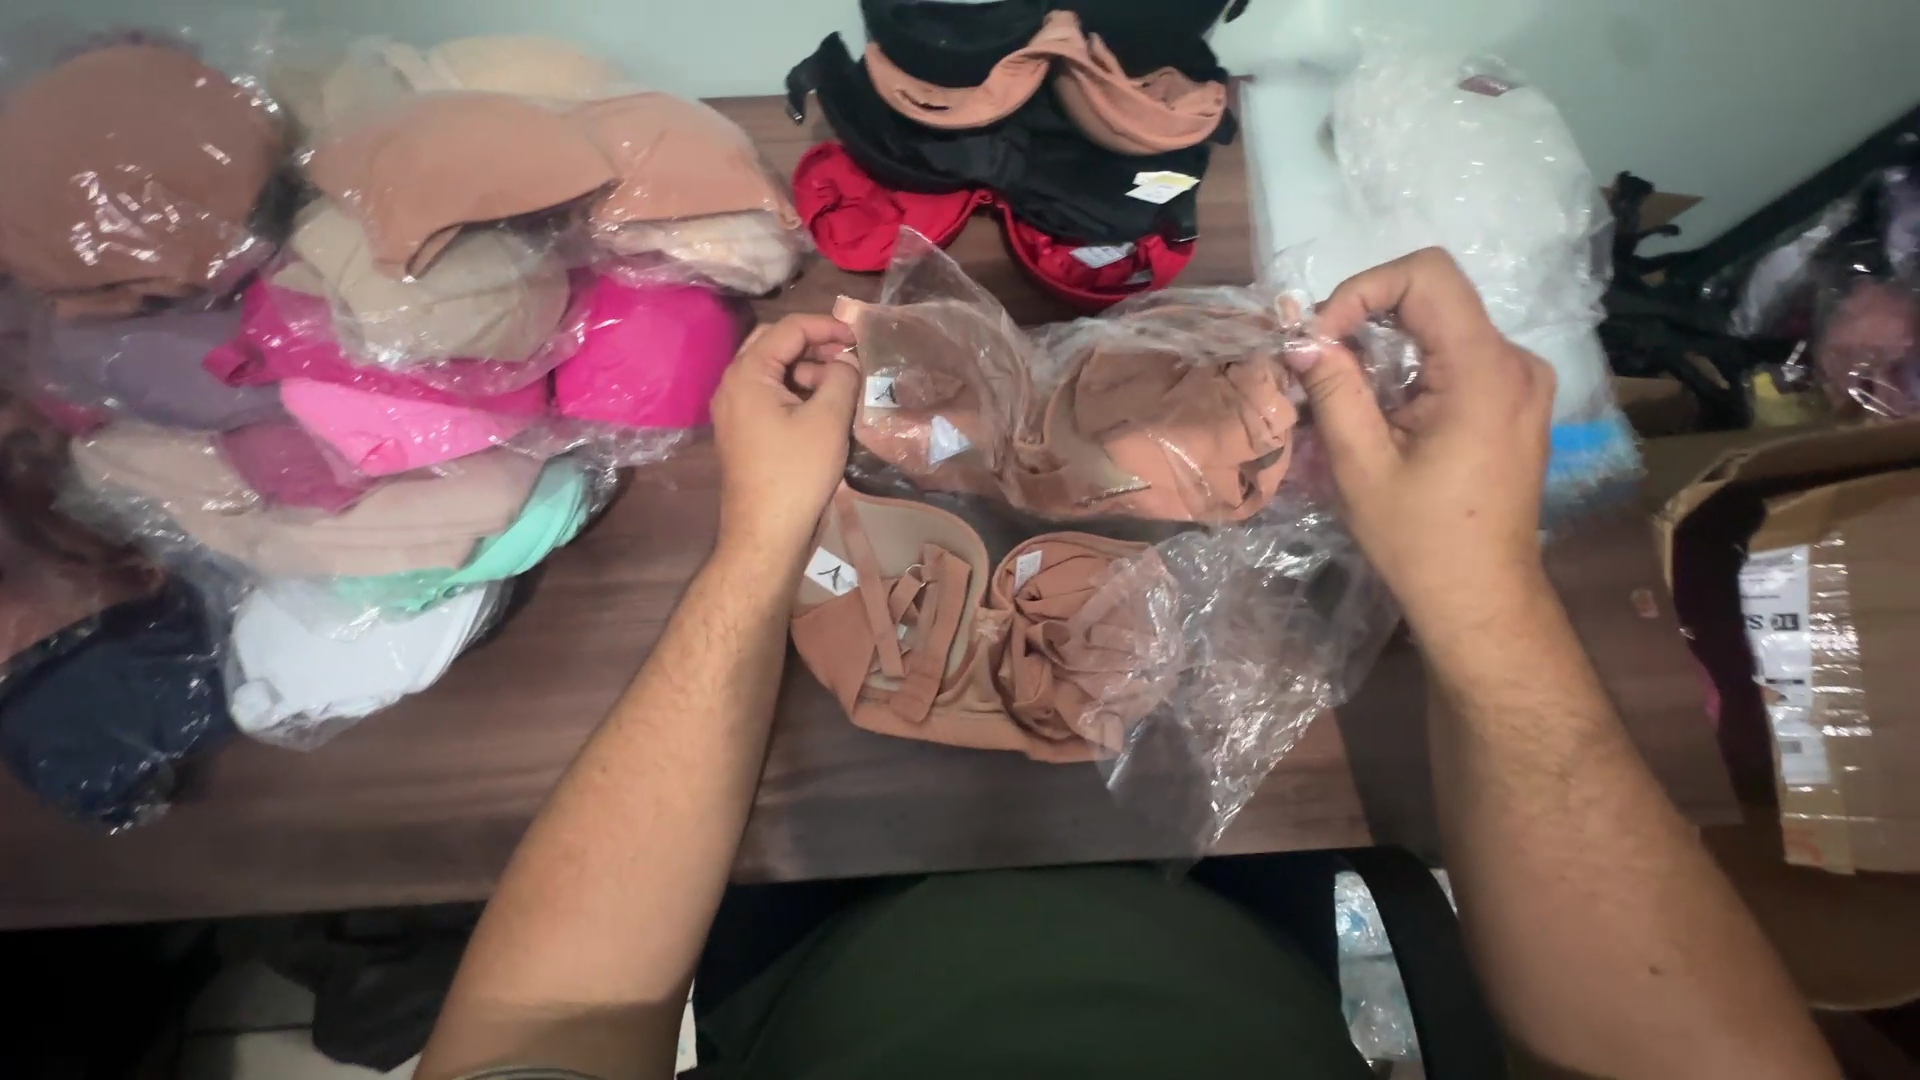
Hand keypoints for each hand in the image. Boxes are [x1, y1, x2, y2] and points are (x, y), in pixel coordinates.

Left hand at [710, 314, 860, 560]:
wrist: (767, 532)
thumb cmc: (797, 473)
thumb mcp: (828, 419)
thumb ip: (841, 378)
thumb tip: (846, 362)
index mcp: (747, 374)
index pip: (787, 328)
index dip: (825, 326)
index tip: (857, 338)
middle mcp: (733, 385)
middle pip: (774, 345)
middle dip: (814, 345)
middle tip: (848, 357)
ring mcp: (735, 411)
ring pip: (773, 372)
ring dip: (807, 371)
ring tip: (840, 387)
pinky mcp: (744, 433)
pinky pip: (770, 397)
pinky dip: (797, 393)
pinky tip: (823, 409)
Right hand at [1293, 248, 1555, 627]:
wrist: (1478, 592)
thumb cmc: (1417, 537)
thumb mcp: (1361, 464)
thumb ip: (1333, 390)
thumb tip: (1300, 340)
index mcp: (1484, 371)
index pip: (1426, 275)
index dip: (1362, 289)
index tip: (1319, 339)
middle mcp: (1515, 361)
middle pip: (1433, 297)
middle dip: (1363, 318)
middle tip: (1315, 364)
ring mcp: (1521, 380)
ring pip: (1440, 326)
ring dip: (1381, 346)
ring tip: (1339, 392)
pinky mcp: (1512, 400)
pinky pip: (1453, 357)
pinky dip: (1406, 367)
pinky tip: (1378, 410)